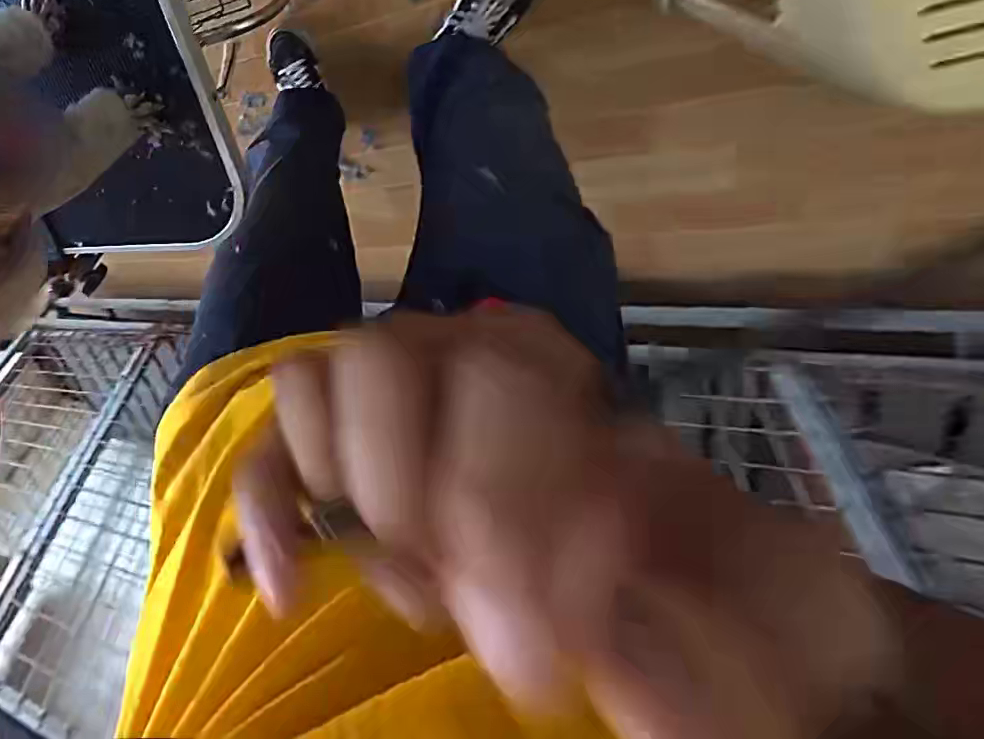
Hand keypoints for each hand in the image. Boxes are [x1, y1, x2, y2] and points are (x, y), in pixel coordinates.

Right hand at [232, 307, 896, 738]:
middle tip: (465, 609)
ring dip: (351, 495)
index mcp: (547, 361)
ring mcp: (385, 391)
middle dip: (414, 495)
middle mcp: (452, 348)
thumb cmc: (694, 573)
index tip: (536, 629)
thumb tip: (578, 636)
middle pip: (382, 362)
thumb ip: (667, 600)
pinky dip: (266, 506)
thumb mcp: (716, 583)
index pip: (495, 380)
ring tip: (419, 589)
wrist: (665, 571)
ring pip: (314, 383)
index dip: (498, 495)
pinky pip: (271, 450)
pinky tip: (286, 585)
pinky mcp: (334, 445)